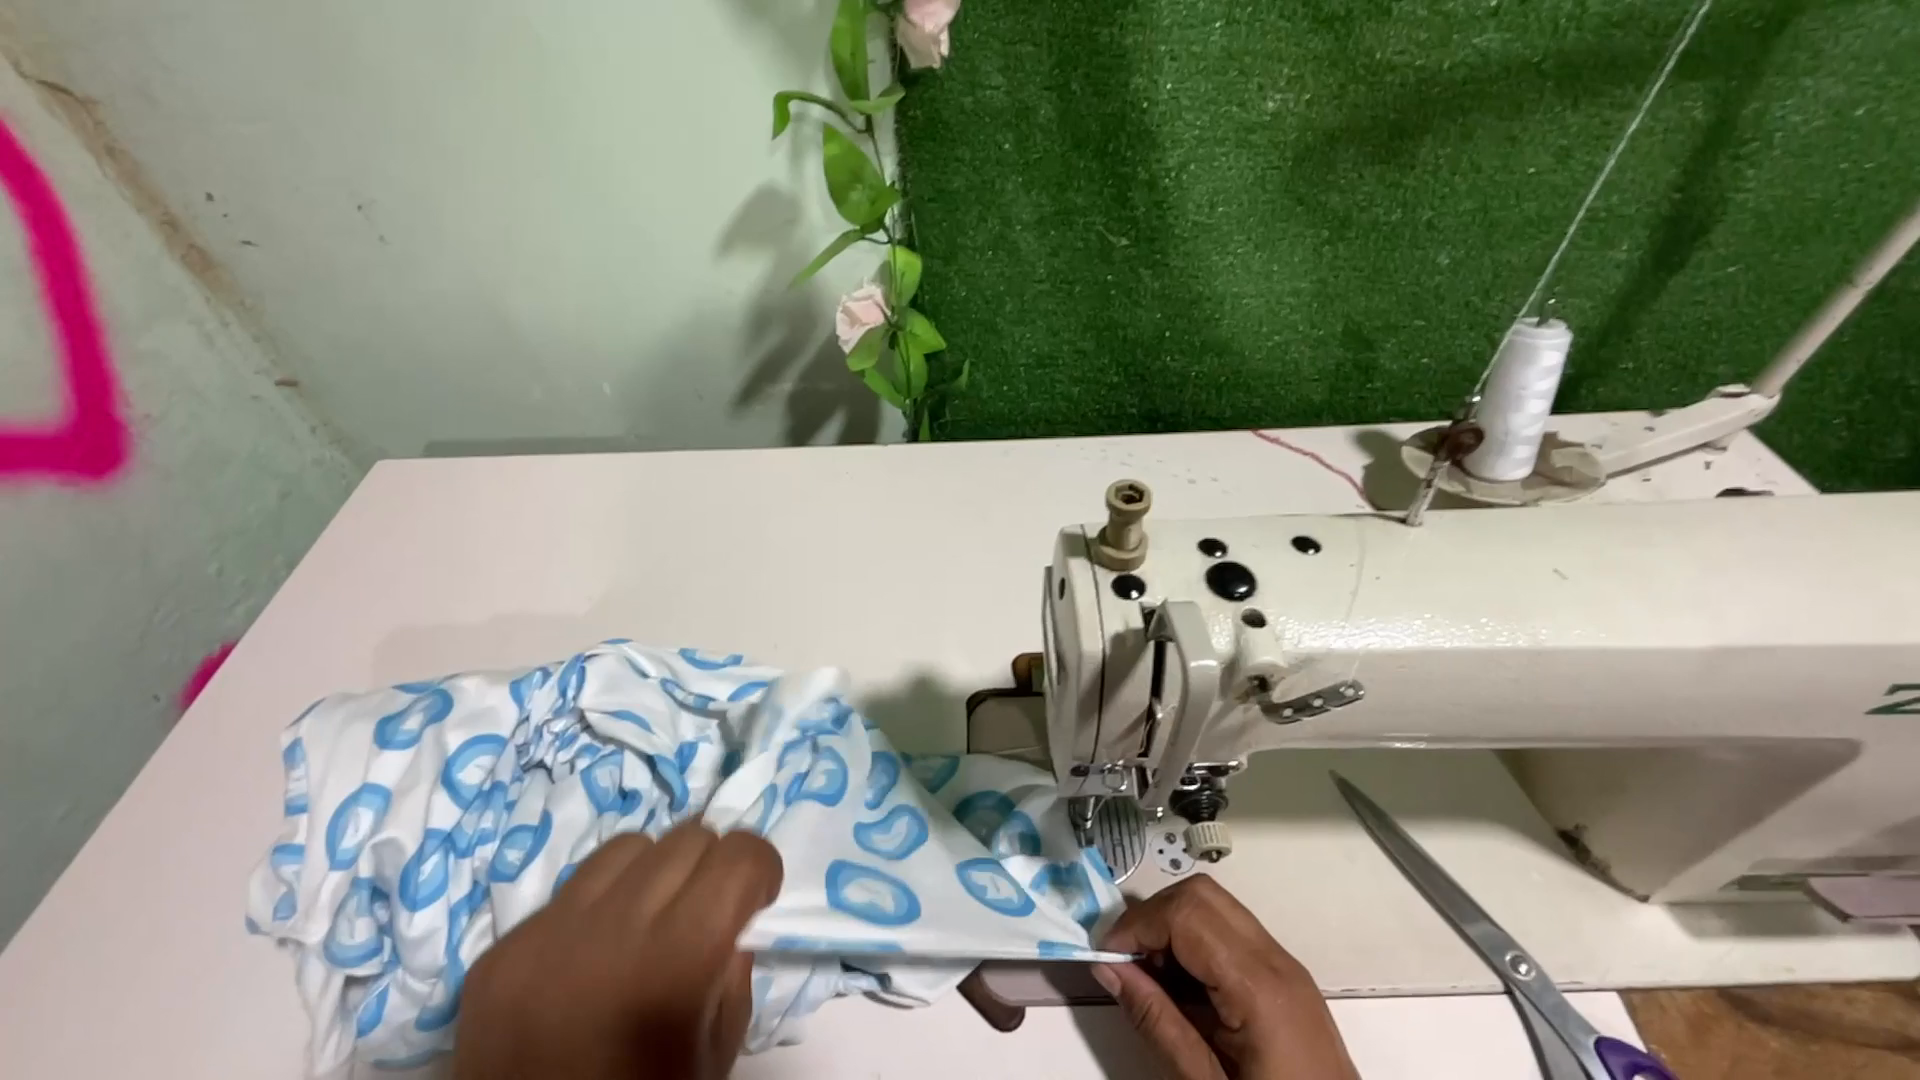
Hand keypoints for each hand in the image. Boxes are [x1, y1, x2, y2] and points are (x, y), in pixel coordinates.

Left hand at [454, 822, 782, 1079]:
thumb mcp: (717, 1050)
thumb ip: (733, 970)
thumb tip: (731, 914)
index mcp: (677, 962)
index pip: (739, 855)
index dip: (759, 870)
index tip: (753, 902)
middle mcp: (610, 931)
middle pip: (688, 837)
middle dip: (711, 867)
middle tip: (704, 911)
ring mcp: (546, 936)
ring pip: (628, 846)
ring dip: (653, 872)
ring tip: (646, 920)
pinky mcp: (501, 950)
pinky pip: (568, 890)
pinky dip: (596, 908)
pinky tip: (590, 956)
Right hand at [1092, 876, 1358, 1079]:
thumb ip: (1156, 1021)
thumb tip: (1107, 968)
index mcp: (1259, 988)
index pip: (1186, 914)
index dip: (1136, 924)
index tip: (1106, 957)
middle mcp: (1277, 960)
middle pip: (1201, 895)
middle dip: (1152, 916)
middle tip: (1126, 962)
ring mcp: (1287, 965)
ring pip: (1216, 905)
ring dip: (1172, 925)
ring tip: (1149, 975)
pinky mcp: (1287, 977)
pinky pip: (1231, 930)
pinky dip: (1194, 940)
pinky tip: (1180, 984)